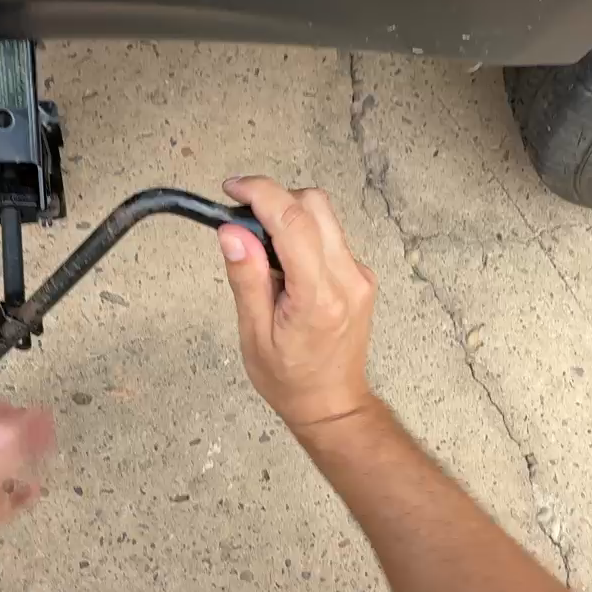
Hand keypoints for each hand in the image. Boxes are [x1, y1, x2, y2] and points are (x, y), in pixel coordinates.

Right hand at [217, 176, 377, 429]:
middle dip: (275, 198)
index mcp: (319, 296)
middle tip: (242, 221)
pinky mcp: (361, 276)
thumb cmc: (289, 379)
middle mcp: (348, 278)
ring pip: (325, 216)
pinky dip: (302, 234)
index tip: (232, 188)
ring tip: (261, 250)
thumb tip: (231, 231)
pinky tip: (284, 265)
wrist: (333, 403)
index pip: (293, 222)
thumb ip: (246, 278)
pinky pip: (330, 236)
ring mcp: (360, 275)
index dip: (261, 193)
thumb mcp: (254, 334)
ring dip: (288, 215)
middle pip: (315, 205)